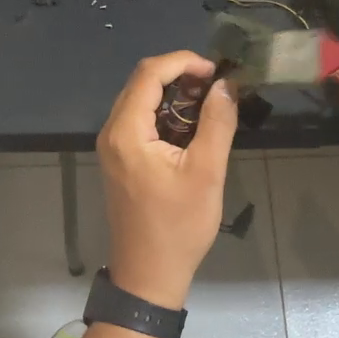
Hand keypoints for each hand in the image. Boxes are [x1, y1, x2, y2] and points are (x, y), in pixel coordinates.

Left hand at [97, 52, 237, 309]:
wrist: (148, 275)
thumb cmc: (178, 226)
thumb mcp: (206, 172)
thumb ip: (217, 122)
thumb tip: (226, 84)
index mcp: (126, 131)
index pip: (149, 74)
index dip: (183, 62)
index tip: (216, 71)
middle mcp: (112, 132)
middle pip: (142, 82)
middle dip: (179, 74)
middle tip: (217, 84)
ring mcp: (113, 146)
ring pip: (140, 100)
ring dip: (174, 93)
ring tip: (210, 101)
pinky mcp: (120, 159)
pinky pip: (139, 120)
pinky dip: (165, 112)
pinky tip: (192, 124)